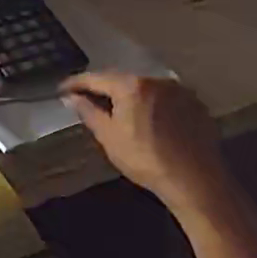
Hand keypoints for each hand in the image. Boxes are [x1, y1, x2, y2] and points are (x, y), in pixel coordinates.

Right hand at [60, 71, 230, 212]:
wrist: (195, 179)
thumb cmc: (143, 157)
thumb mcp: (107, 135)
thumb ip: (87, 111)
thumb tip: (71, 97)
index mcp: (132, 86)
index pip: (95, 78)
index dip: (75, 83)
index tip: (61, 89)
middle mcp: (158, 81)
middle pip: (121, 79)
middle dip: (100, 87)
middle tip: (82, 97)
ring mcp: (180, 91)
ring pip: (143, 86)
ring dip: (124, 93)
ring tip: (110, 106)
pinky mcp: (195, 104)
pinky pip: (162, 96)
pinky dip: (146, 101)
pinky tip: (140, 115)